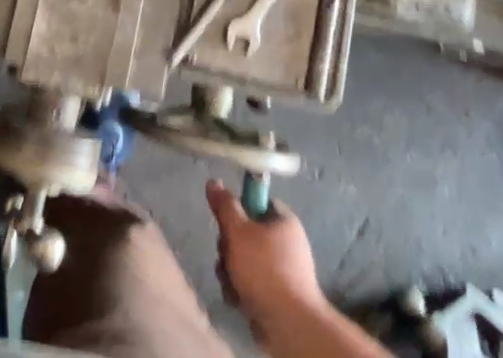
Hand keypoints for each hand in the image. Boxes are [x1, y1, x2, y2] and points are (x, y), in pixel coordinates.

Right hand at [207, 180, 326, 325]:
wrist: (288, 322)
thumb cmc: (263, 269)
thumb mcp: (238, 231)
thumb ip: (225, 206)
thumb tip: (214, 181)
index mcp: (284, 222)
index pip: (258, 202)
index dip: (239, 208)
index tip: (227, 221)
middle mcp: (286, 243)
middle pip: (246, 232)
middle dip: (228, 246)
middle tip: (227, 255)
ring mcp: (282, 269)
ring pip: (243, 258)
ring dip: (230, 269)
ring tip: (232, 281)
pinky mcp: (277, 292)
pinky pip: (250, 280)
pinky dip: (239, 287)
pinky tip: (237, 296)